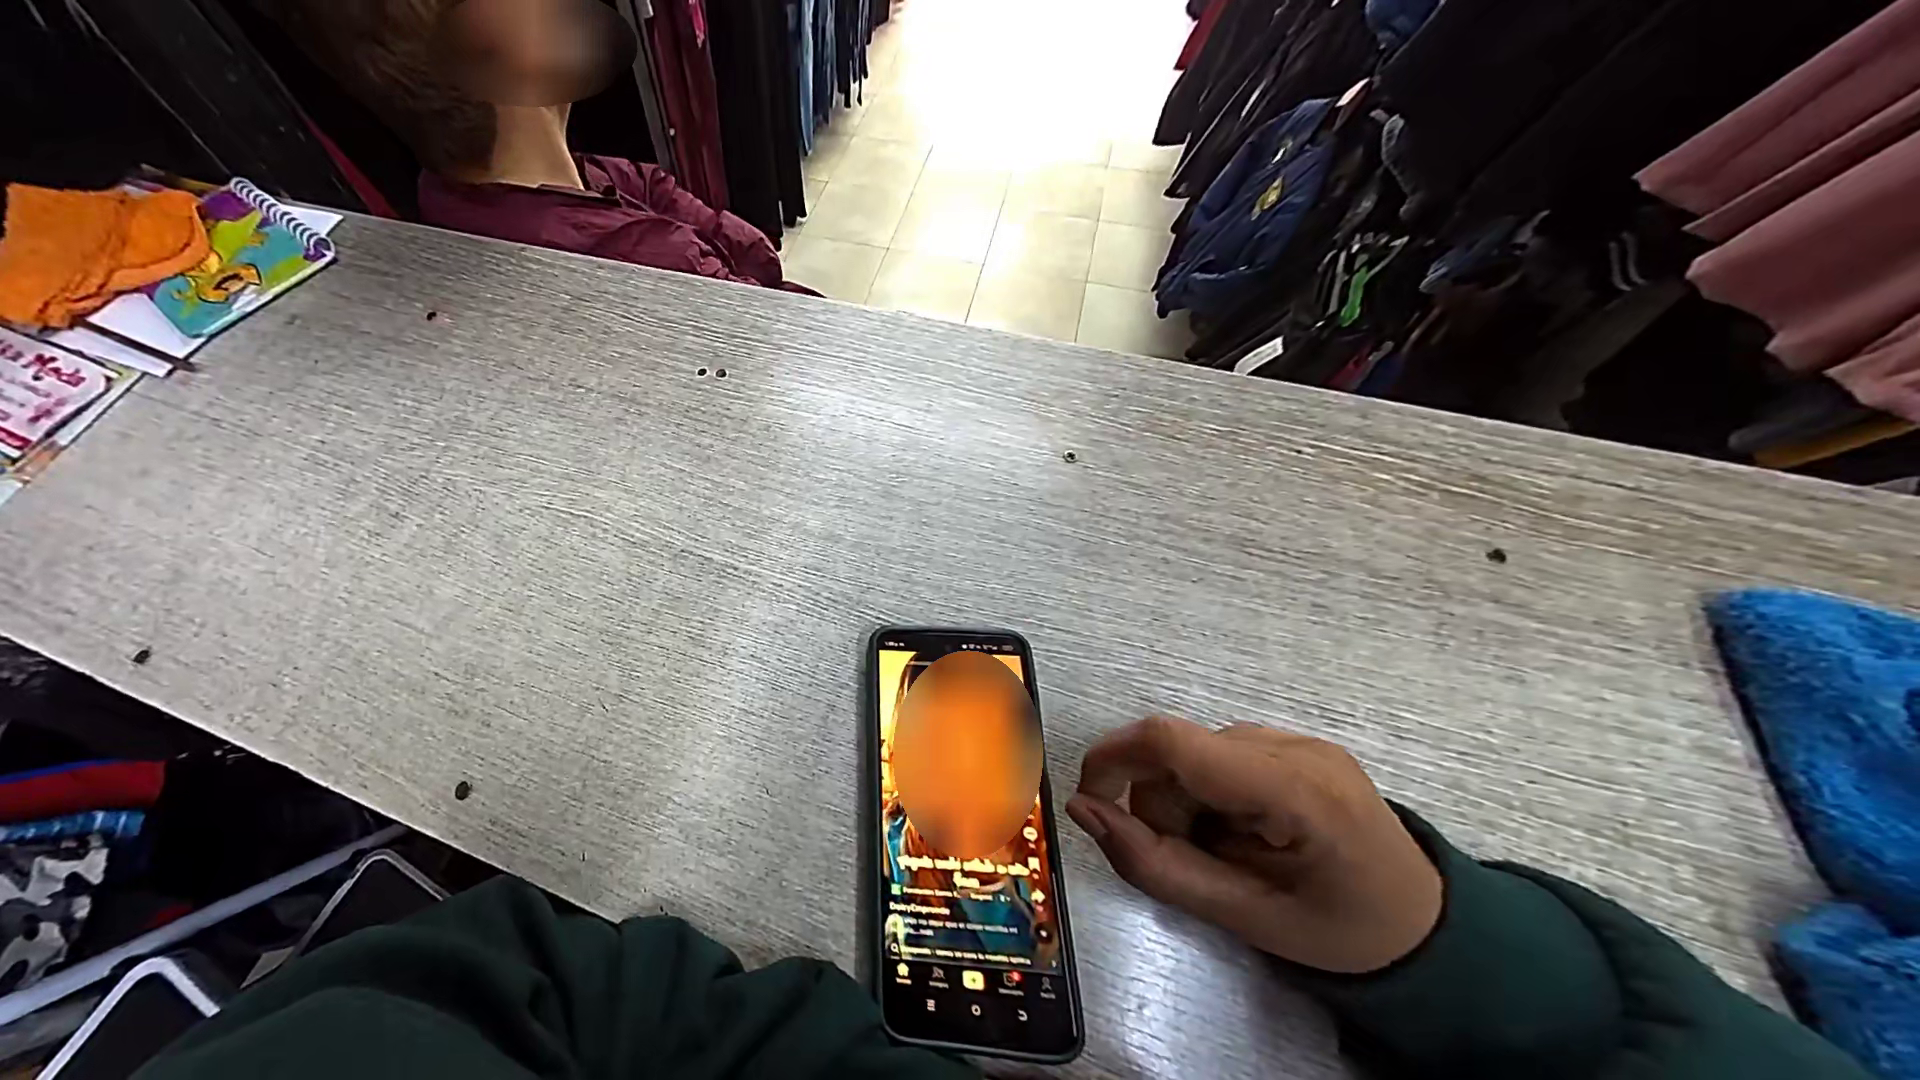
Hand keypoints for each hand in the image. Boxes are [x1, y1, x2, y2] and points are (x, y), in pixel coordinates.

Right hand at [1066, 716, 1441, 973]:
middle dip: (1161, 806)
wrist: (1426, 926)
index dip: (1112, 759)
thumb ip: (1155, 864)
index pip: (1176, 742)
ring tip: (1228, 853)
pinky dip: (1208, 793)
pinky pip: (1218, 753)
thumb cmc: (1341, 934)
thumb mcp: (1243, 917)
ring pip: (1193, 752)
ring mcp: (1296, 738)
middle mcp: (1293, 745)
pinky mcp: (1293, 742)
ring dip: (1186, 803)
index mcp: (1293, 789)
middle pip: (1178, 753)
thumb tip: (1082, 810)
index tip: (1088, 800)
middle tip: (1194, 862)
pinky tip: (1242, 831)